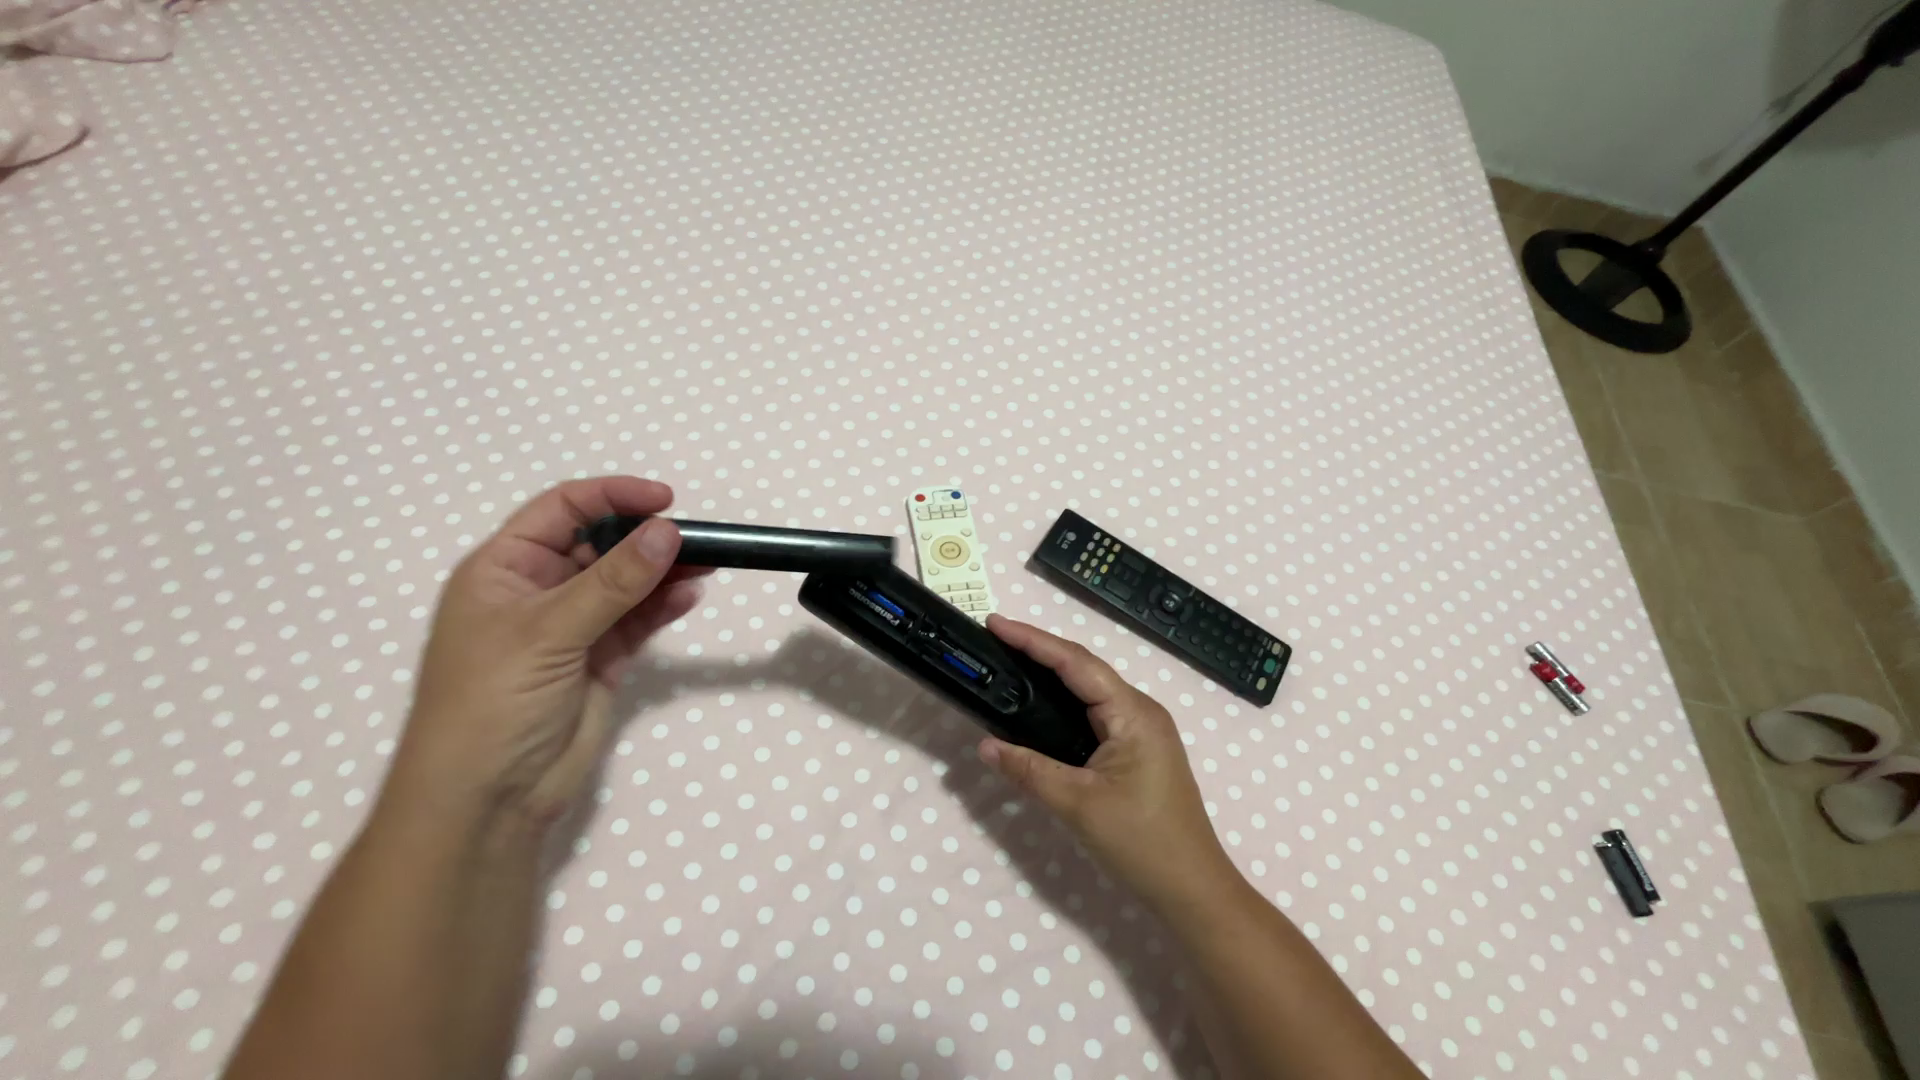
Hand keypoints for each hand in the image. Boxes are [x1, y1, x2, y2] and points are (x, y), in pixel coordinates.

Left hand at [390, 477, 708, 830]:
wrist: (487, 799)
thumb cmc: (492, 702)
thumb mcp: (548, 632)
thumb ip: (612, 582)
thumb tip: (667, 532)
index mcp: (504, 569)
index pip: (562, 510)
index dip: (612, 496)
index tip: (665, 501)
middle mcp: (538, 591)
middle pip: (600, 544)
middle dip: (645, 537)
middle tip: (696, 538)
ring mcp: (572, 627)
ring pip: (626, 583)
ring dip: (663, 571)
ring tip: (707, 563)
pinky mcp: (600, 660)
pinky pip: (637, 621)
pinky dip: (664, 607)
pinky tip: (690, 597)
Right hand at [977, 615, 1245, 916]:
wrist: (1192, 889)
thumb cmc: (1142, 843)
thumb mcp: (1078, 805)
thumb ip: (1029, 770)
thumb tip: (985, 745)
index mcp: (1133, 714)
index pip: (1076, 663)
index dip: (1033, 640)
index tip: (996, 624)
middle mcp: (1141, 712)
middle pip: (1084, 668)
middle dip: (1039, 650)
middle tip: (996, 640)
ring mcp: (1143, 730)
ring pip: (1090, 690)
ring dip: (1052, 674)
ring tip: (1011, 662)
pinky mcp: (1138, 750)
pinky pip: (1095, 712)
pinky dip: (1064, 701)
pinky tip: (1041, 706)